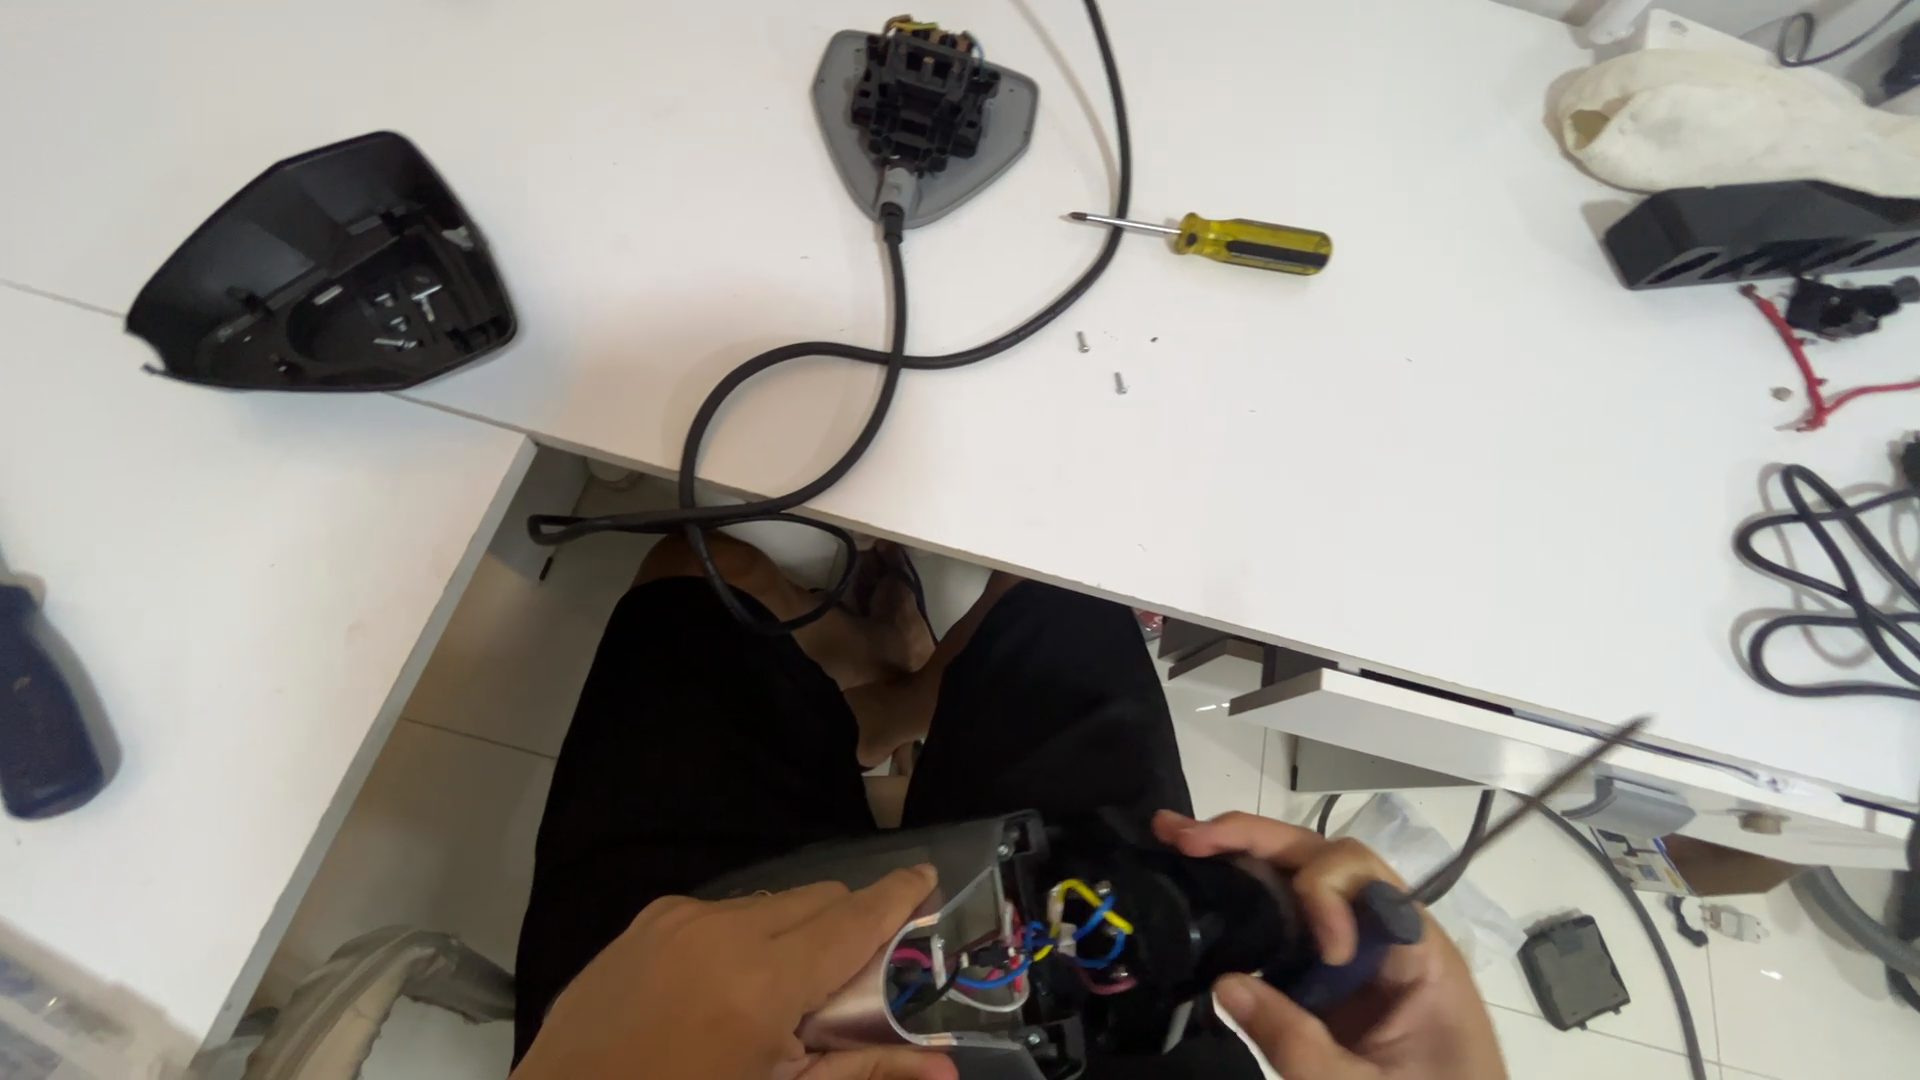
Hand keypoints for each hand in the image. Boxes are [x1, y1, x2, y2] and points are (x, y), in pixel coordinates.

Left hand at [512, 865, 957, 1079]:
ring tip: (780, 993)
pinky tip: (725, 987)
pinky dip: (748, 934)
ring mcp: (679, 917)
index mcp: (758, 984)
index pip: (853, 919)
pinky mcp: (649, 917)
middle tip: (852, 979)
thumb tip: (945, 1067)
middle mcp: (722, 929)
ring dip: (797, 931)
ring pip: (776, 900)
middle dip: (849, 924)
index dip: (898, 896)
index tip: (928, 878)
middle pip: (821, 897)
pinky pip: (727, 908)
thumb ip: (865, 1075)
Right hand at [1152, 810, 1506, 1079]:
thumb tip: (1223, 983)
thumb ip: (1300, 1045)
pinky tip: (1194, 879)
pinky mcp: (1321, 968)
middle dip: (1248, 837)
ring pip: (1290, 872)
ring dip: (1232, 848)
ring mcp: (1347, 945)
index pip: (1364, 874)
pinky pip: (1277, 911)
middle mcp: (1379, 929)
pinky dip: (1233, 886)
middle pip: (1314, 855)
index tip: (1326, 950)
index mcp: (1416, 950)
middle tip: (1183, 837)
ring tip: (1173, 838)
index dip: (1326, 889)